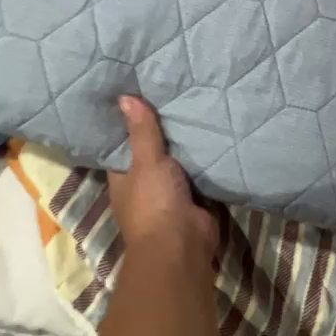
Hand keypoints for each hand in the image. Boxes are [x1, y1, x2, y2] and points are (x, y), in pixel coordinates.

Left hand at [107, 95, 218, 261]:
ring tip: (196, 102)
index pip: (123, 144)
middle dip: (162, 128)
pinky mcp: (193, 196)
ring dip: (185, 141)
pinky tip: (213, 130)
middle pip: (151, 150)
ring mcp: (169, 191)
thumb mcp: (146, 161)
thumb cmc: (153, 203)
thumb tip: (124, 97)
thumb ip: (141, 131)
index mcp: (123, 178)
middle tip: (174, 91)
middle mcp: (143, 184)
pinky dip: (203, 154)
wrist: (182, 244)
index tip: (140, 93)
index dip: (129, 122)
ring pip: (176, 159)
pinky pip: (197, 169)